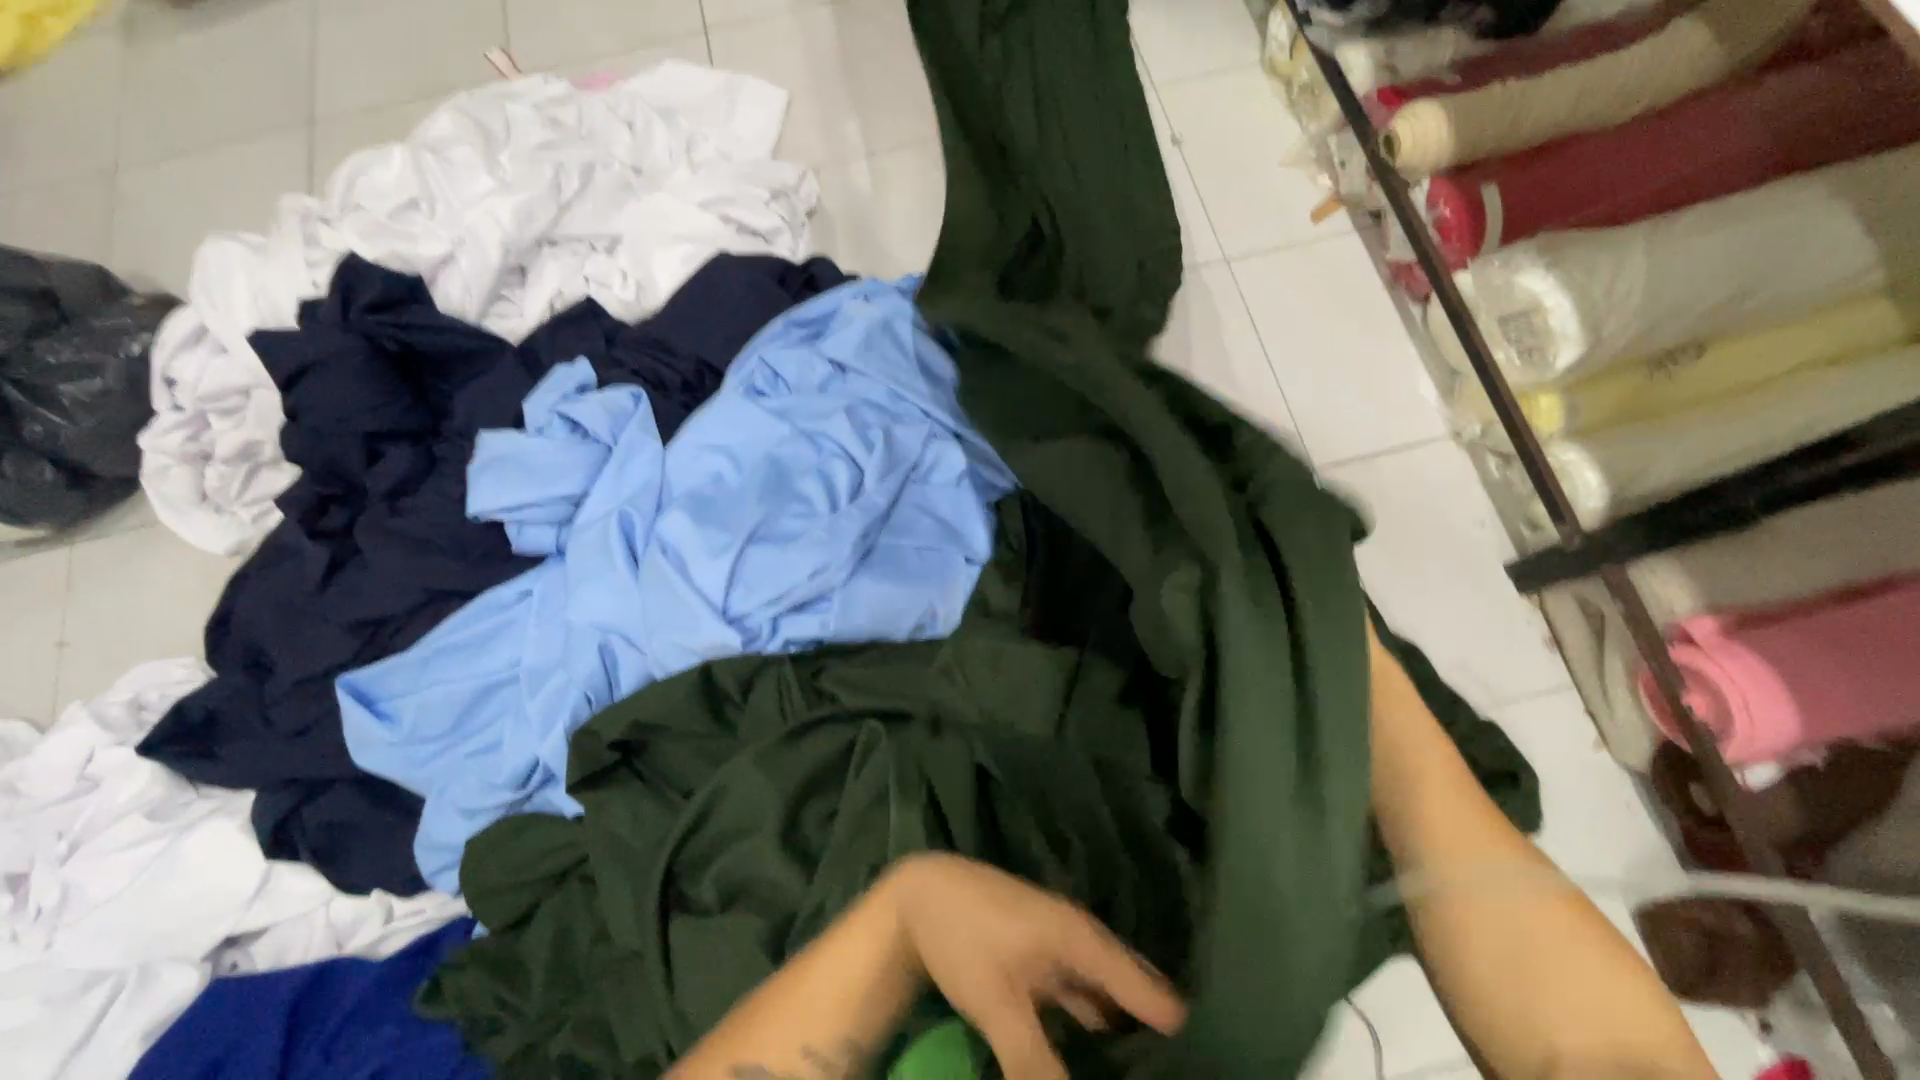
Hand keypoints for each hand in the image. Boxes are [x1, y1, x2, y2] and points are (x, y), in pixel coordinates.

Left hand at [882, 853, 1185, 1079]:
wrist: (919, 894)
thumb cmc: (963, 939)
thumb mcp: (996, 1003)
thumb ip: (1034, 1060)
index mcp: (1086, 942)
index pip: (1154, 996)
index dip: (1180, 1034)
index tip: (1204, 1064)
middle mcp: (1084, 941)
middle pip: (1138, 992)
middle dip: (1156, 1035)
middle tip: (1177, 1070)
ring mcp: (1063, 947)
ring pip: (1109, 995)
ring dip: (1125, 1030)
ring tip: (1145, 1068)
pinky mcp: (1043, 956)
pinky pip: (1084, 993)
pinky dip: (1096, 1021)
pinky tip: (1099, 1051)